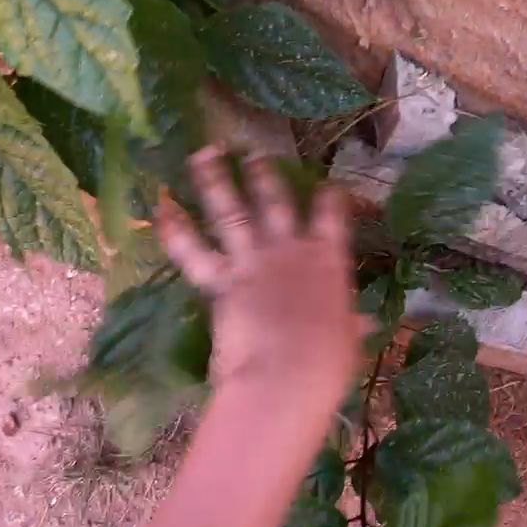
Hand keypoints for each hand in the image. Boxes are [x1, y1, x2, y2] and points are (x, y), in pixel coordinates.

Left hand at [156, 147, 363, 414]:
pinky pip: (192, 250)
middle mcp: (289, 249)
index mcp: (328, 261)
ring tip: (204, 153)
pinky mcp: (221, 280)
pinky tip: (161, 208)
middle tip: (254, 153)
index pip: (333, 216)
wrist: (290, 373)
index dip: (331, 197)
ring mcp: (252, 260)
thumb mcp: (348, 340)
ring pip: (230, 210)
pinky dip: (174, 230)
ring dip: (215, 179)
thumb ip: (352, 324)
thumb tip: (366, 323)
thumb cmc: (329, 362)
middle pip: (275, 200)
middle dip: (264, 174)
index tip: (329, 186)